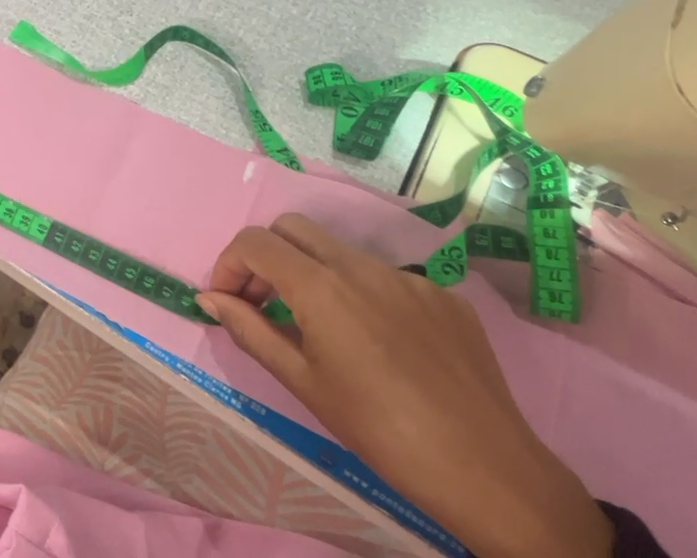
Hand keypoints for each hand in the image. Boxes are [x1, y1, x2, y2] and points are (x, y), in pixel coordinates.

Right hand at [198, 214, 611, 557]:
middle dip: (266, 256)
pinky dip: (361, 296)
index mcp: (321, 286)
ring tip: (317, 328)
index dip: (229, 264)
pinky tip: (376, 345)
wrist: (486, 468)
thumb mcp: (301, 382)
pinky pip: (386, 279)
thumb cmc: (377, 429)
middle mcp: (363, 267)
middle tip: (262, 302)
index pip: (255, 242)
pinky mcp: (444, 297)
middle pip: (293, 228)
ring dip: (312, 274)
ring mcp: (408, 278)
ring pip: (340, 252)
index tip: (227, 300)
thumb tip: (210, 299)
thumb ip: (250, 330)